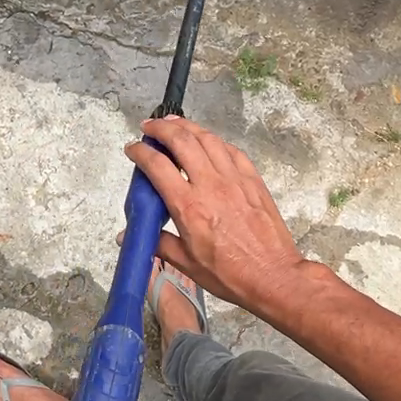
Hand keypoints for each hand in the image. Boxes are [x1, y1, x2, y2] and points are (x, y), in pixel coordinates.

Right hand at [123, 116, 318, 313]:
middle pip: (181, 140)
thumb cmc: (229, 274)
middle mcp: (210, 185)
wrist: (274, 277)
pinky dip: (214, 141)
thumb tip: (126, 237)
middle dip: (161, 128)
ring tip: (173, 123)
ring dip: (187, 126)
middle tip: (149, 127)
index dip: (139, 151)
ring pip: (207, 139)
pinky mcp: (252, 180)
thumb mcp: (186, 263)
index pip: (157, 165)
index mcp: (188, 206)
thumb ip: (156, 243)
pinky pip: (231, 150)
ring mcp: (234, 179)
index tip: (132, 149)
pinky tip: (207, 141)